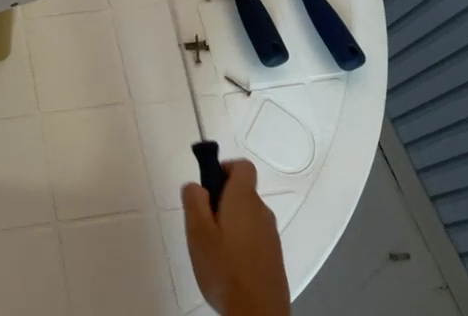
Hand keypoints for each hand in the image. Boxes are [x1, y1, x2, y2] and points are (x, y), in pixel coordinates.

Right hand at [183, 159, 290, 315]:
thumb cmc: (225, 269)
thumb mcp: (197, 231)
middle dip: (220, 200)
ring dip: (230, 222)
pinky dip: (241, 240)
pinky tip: (228, 263)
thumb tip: (196, 185)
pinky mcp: (274, 256)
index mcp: (244, 200)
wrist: (258, 314)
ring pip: (247, 215)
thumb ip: (193, 200)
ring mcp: (271, 235)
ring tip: (213, 247)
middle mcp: (262, 212)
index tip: (207, 186)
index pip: (242, 166)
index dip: (223, 168)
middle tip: (202, 223)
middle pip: (242, 192)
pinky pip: (254, 235)